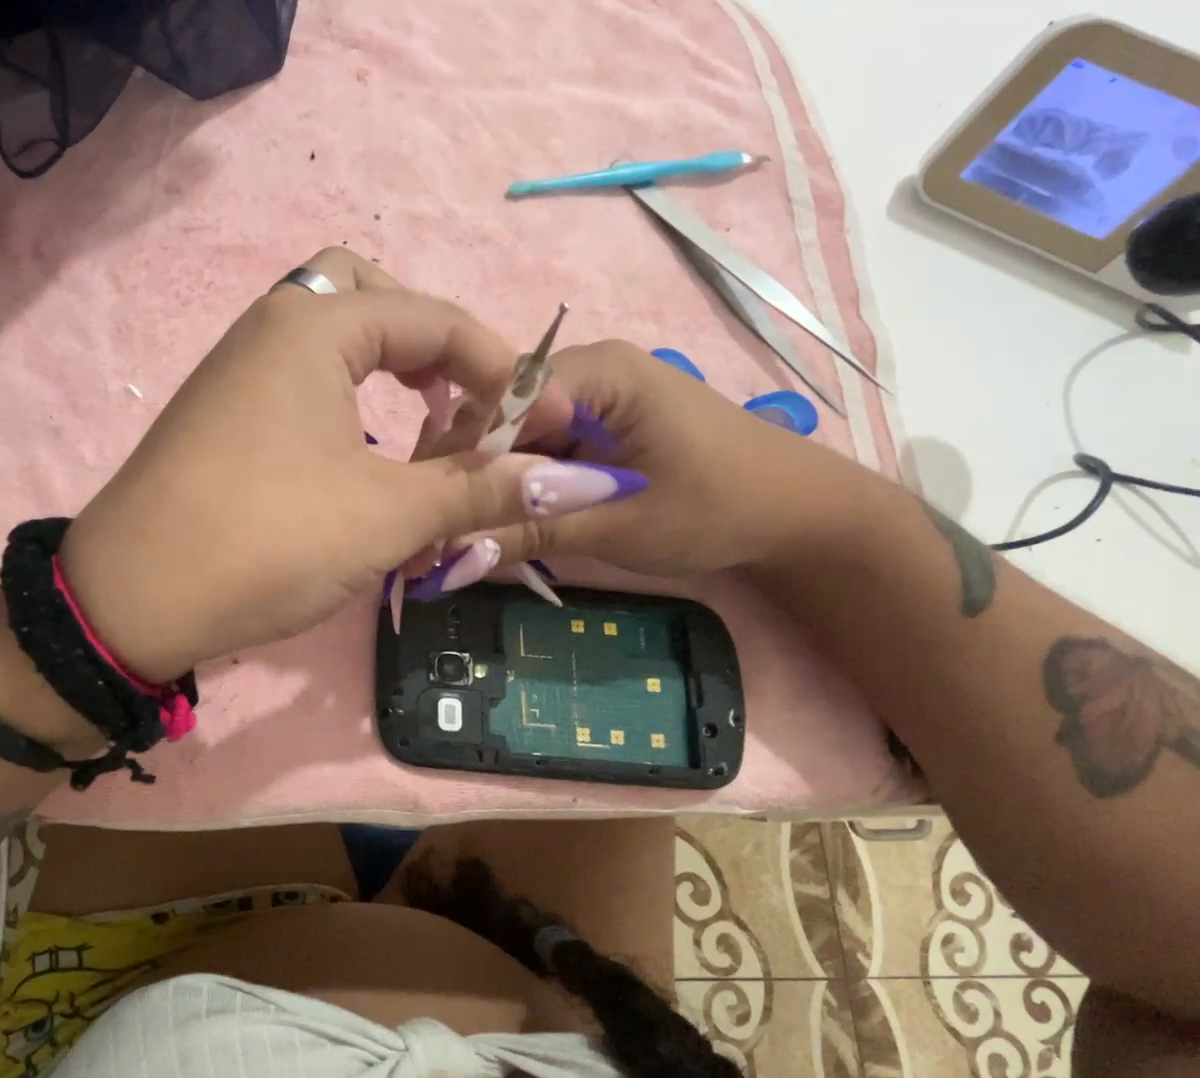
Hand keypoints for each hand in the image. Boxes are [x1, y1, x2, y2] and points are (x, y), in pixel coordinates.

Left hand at [59, 249, 580, 680]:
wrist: (129, 600)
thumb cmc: (266, 540)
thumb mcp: (387, 517)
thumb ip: (479, 489)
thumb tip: (569, 480)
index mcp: (312, 326)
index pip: (431, 316)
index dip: (498, 364)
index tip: (536, 422)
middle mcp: (269, 329)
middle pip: (370, 300)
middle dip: (429, 346)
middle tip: (457, 407)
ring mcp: (235, 371)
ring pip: (330, 345)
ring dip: (386, 379)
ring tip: (418, 442)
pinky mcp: (217, 415)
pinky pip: (296, 385)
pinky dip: (342, 407)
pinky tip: (358, 464)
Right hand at [472, 339, 882, 576]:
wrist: (802, 515)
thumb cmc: (723, 508)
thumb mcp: (622, 525)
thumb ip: (532, 528)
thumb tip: (449, 548)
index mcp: (599, 372)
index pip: (499, 401)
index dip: (461, 455)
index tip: (432, 507)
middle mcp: (587, 373)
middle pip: (500, 417)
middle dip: (469, 472)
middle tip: (437, 526)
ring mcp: (592, 400)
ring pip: (515, 438)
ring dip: (490, 484)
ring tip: (457, 530)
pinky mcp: (598, 427)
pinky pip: (539, 451)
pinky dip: (518, 487)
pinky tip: (497, 520)